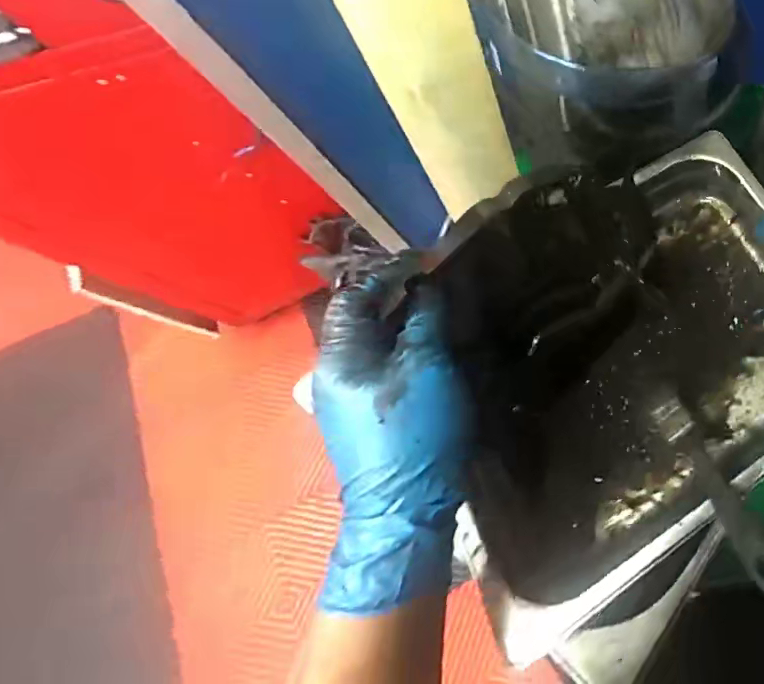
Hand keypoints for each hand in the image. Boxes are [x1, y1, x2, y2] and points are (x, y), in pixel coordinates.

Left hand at [311, 258, 469, 614]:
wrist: (404, 502)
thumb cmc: (415, 426)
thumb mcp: (427, 364)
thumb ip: (424, 319)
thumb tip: (425, 285)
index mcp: (337, 358)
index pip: (355, 298)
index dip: (388, 274)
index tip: (425, 261)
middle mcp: (328, 373)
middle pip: (360, 320)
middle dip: (396, 298)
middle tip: (435, 285)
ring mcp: (341, 397)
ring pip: (369, 343)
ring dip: (400, 322)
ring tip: (435, 312)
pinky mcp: (359, 414)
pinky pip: (375, 364)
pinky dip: (398, 346)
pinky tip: (423, 350)